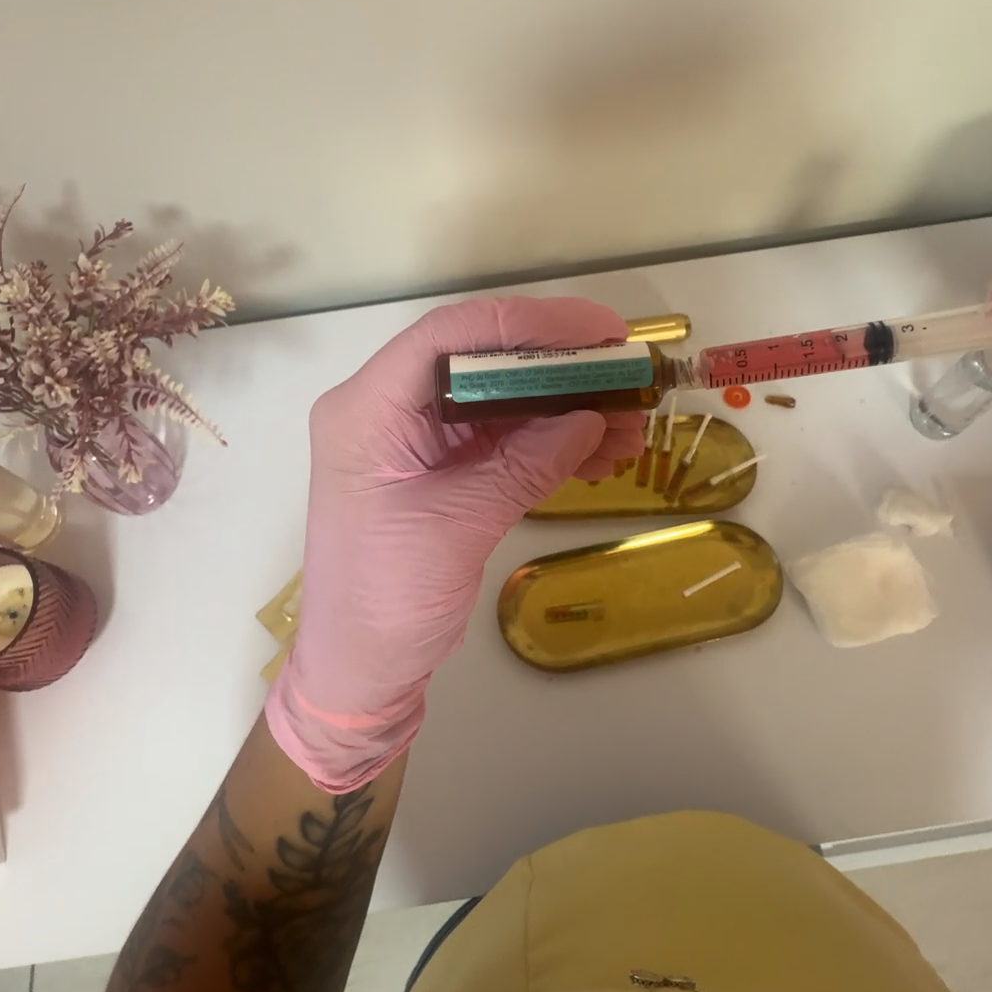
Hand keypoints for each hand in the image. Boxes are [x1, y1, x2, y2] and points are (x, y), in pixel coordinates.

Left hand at [265, 296, 645, 790]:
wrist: (360, 667)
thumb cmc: (385, 599)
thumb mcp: (458, 525)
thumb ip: (526, 464)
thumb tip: (593, 418)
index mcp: (367, 409)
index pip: (450, 336)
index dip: (530, 324)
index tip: (600, 332)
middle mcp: (388, 410)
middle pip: (481, 362)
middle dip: (559, 369)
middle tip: (627, 376)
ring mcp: (416, 441)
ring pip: (500, 401)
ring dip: (566, 409)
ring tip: (631, 427)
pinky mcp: (441, 471)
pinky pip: (502, 440)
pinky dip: (551, 443)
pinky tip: (601, 454)